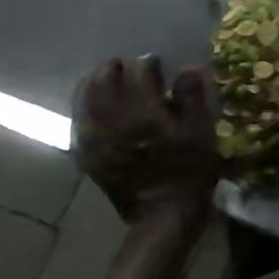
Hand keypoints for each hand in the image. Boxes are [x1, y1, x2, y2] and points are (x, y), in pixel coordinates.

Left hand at [73, 55, 220, 228]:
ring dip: (92, 84)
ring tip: (102, 78)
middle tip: (123, 65)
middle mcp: (114, 122)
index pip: (140, 74)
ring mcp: (97, 141)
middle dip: (113, 69)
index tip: (156, 63)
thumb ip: (192, 97)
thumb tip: (187, 69)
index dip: (149, 65)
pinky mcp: (89, 157)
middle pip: (103, 82)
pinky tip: (90, 106)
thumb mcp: (200, 132)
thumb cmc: (188, 171)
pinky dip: (82, 109)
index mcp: (143, 113)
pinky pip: (78, 125)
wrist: (163, 215)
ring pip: (85, 101)